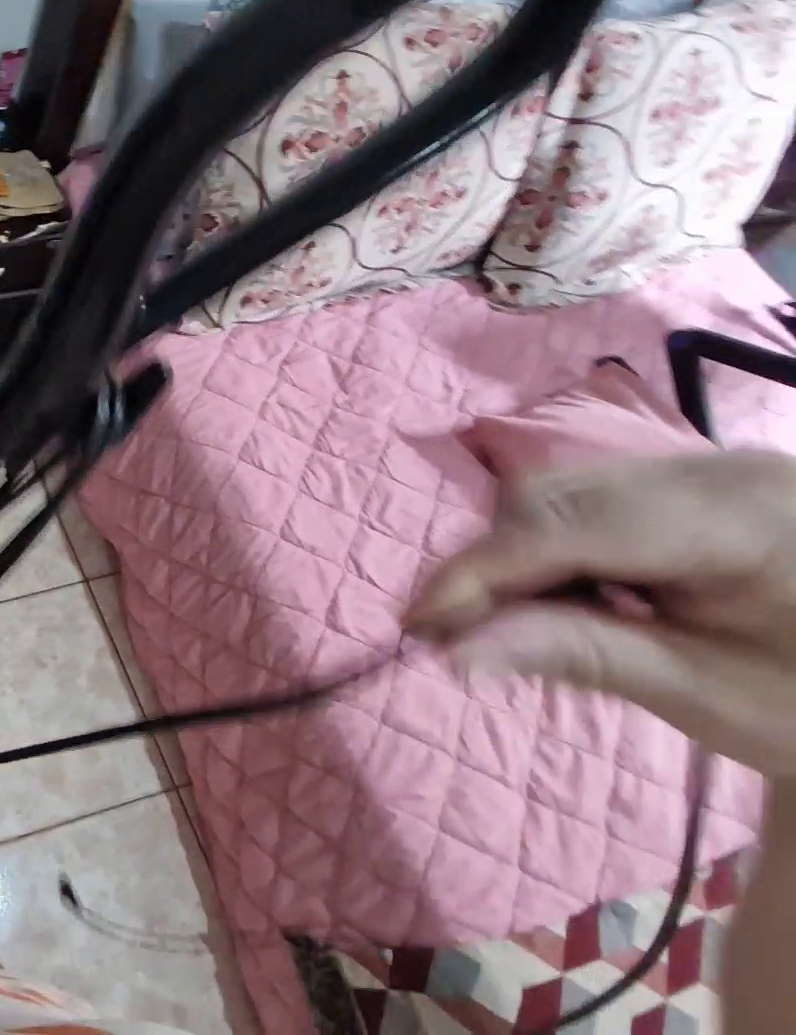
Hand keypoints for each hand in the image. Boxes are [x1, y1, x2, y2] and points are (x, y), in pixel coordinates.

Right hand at [404, 450, 795, 776]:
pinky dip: (538, 552)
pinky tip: (551, 598)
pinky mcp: (676, 484)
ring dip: (508, 561)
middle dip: (490, 567)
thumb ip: (574, 655)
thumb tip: (450, 653)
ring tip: (504, 622)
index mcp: (744, 516)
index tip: (415, 625)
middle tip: (456, 634)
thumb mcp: (701, 691)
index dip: (479, 572)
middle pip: (548, 499)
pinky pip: (571, 503)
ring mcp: (695, 470)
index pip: (567, 525)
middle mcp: (716, 470)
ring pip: (548, 496)